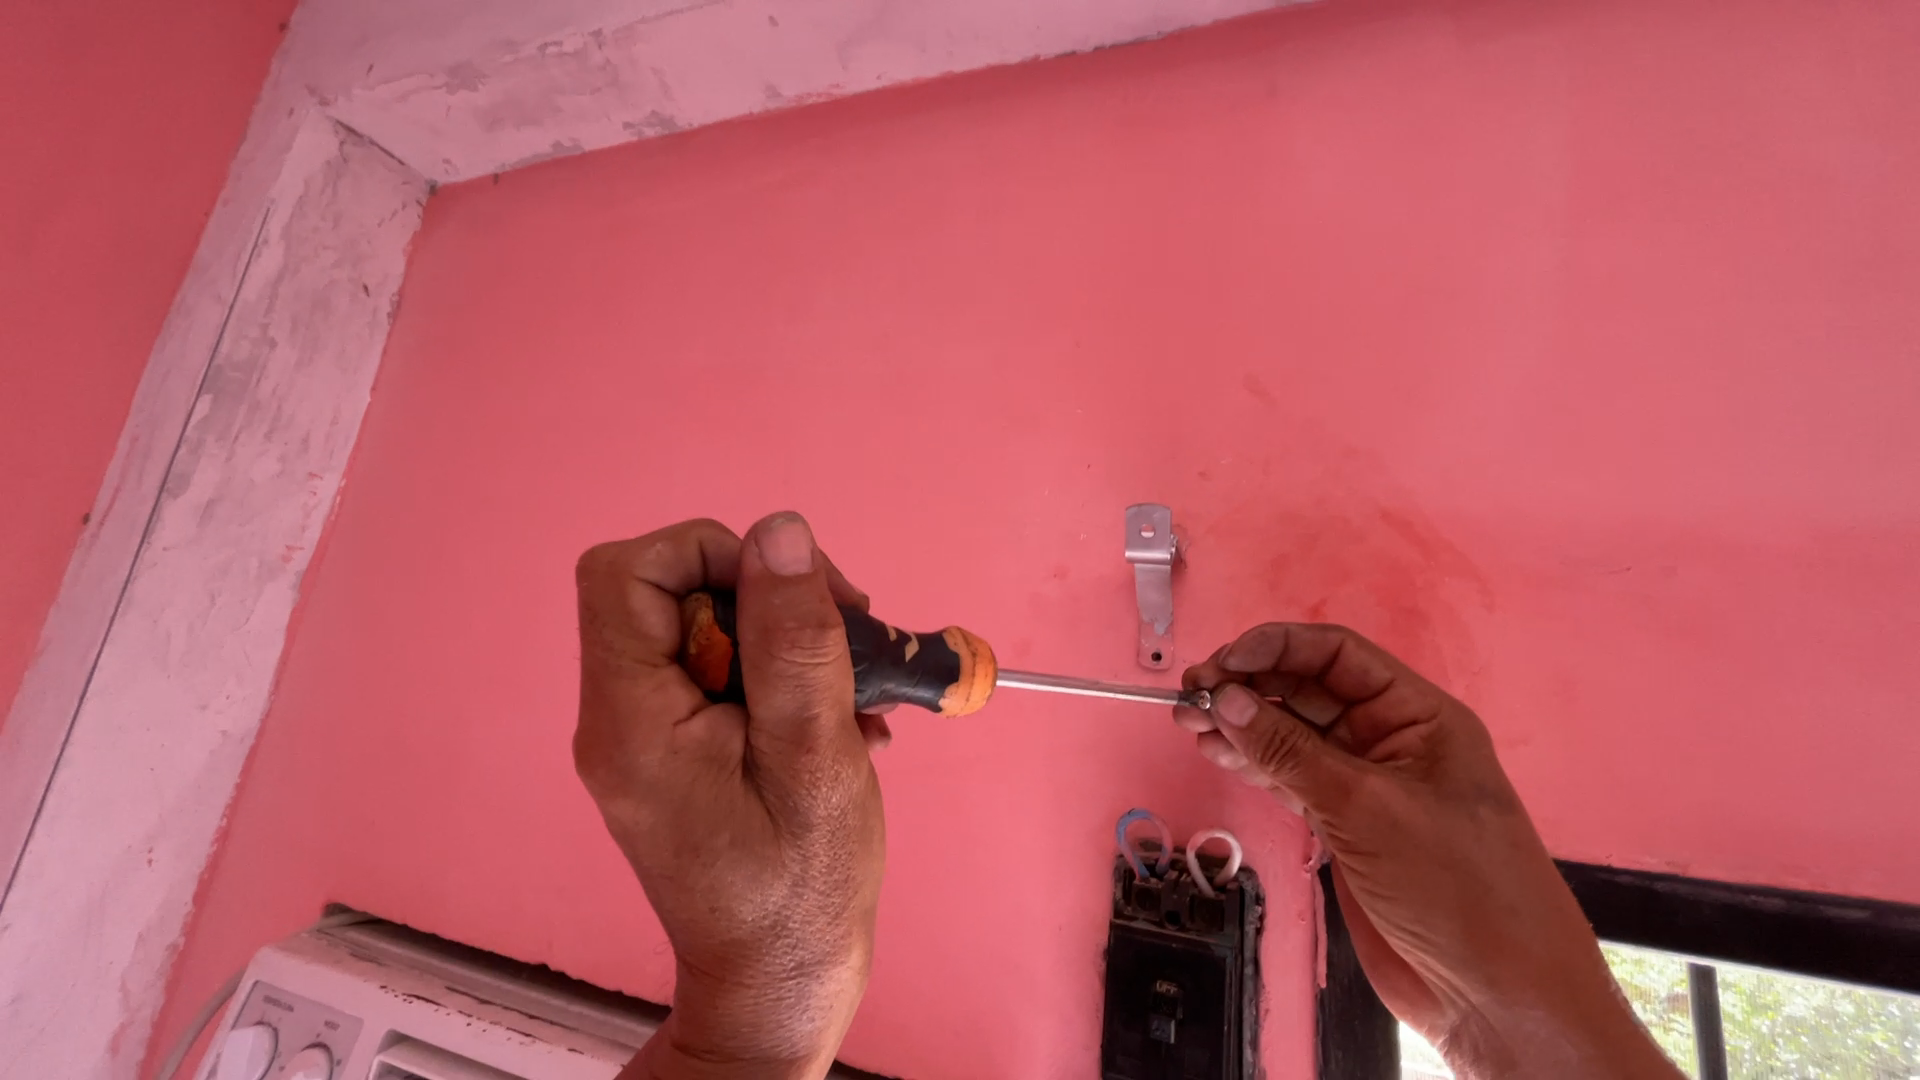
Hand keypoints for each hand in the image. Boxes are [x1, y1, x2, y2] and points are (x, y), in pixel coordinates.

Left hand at [574, 514, 885, 1079]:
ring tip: (858, 683)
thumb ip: (794, 641)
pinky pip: (726, 673)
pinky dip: (786, 675)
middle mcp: (621, 718)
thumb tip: (780, 530)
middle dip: (768, 596)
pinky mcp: (681, 751)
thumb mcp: (814, 754)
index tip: (793, 594)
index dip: (710, 554)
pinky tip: (843, 719)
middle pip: (673, 594)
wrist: (782, 986)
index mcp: (633, 718)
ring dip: (790, 638)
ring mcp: (650, 737)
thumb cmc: (802, 885)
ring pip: (711, 628)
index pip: (626, 573)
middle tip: (849, 631)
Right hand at [1175, 624, 1682, 1079]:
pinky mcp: (1340, 822)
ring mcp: (1360, 782)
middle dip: (1246, 686)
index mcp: (1414, 715)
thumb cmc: (1453, 886)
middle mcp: (1385, 738)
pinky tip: (1215, 753)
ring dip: (1238, 724)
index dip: (1277, 647)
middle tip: (1192, 694)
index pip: (1337, 655)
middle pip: (1304, 690)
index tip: (1224, 662)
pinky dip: (1248, 762)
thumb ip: (1288, 750)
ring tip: (1188, 720)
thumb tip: (1223, 697)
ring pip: (1287, 733)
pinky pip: (1285, 775)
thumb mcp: (1366, 807)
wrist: (1497, 1003)